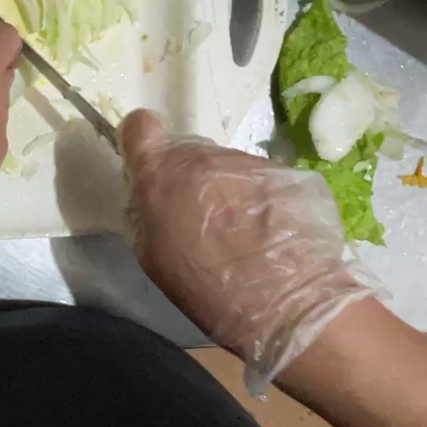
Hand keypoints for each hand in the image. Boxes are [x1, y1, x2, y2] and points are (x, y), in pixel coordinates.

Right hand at [121, 110, 371, 386]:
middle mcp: (202, 156)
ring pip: (226, 168)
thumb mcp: (151, 256)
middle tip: (200, 221)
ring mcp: (246, 160)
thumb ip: (146, 214)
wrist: (282, 299)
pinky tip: (269, 235)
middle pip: (188, 153)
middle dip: (188, 179)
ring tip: (241, 234)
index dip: (142, 142)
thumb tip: (151, 200)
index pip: (140, 127)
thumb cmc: (202, 285)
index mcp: (159, 174)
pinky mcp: (285, 172)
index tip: (149, 165)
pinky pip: (261, 180)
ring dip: (226, 191)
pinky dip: (260, 201)